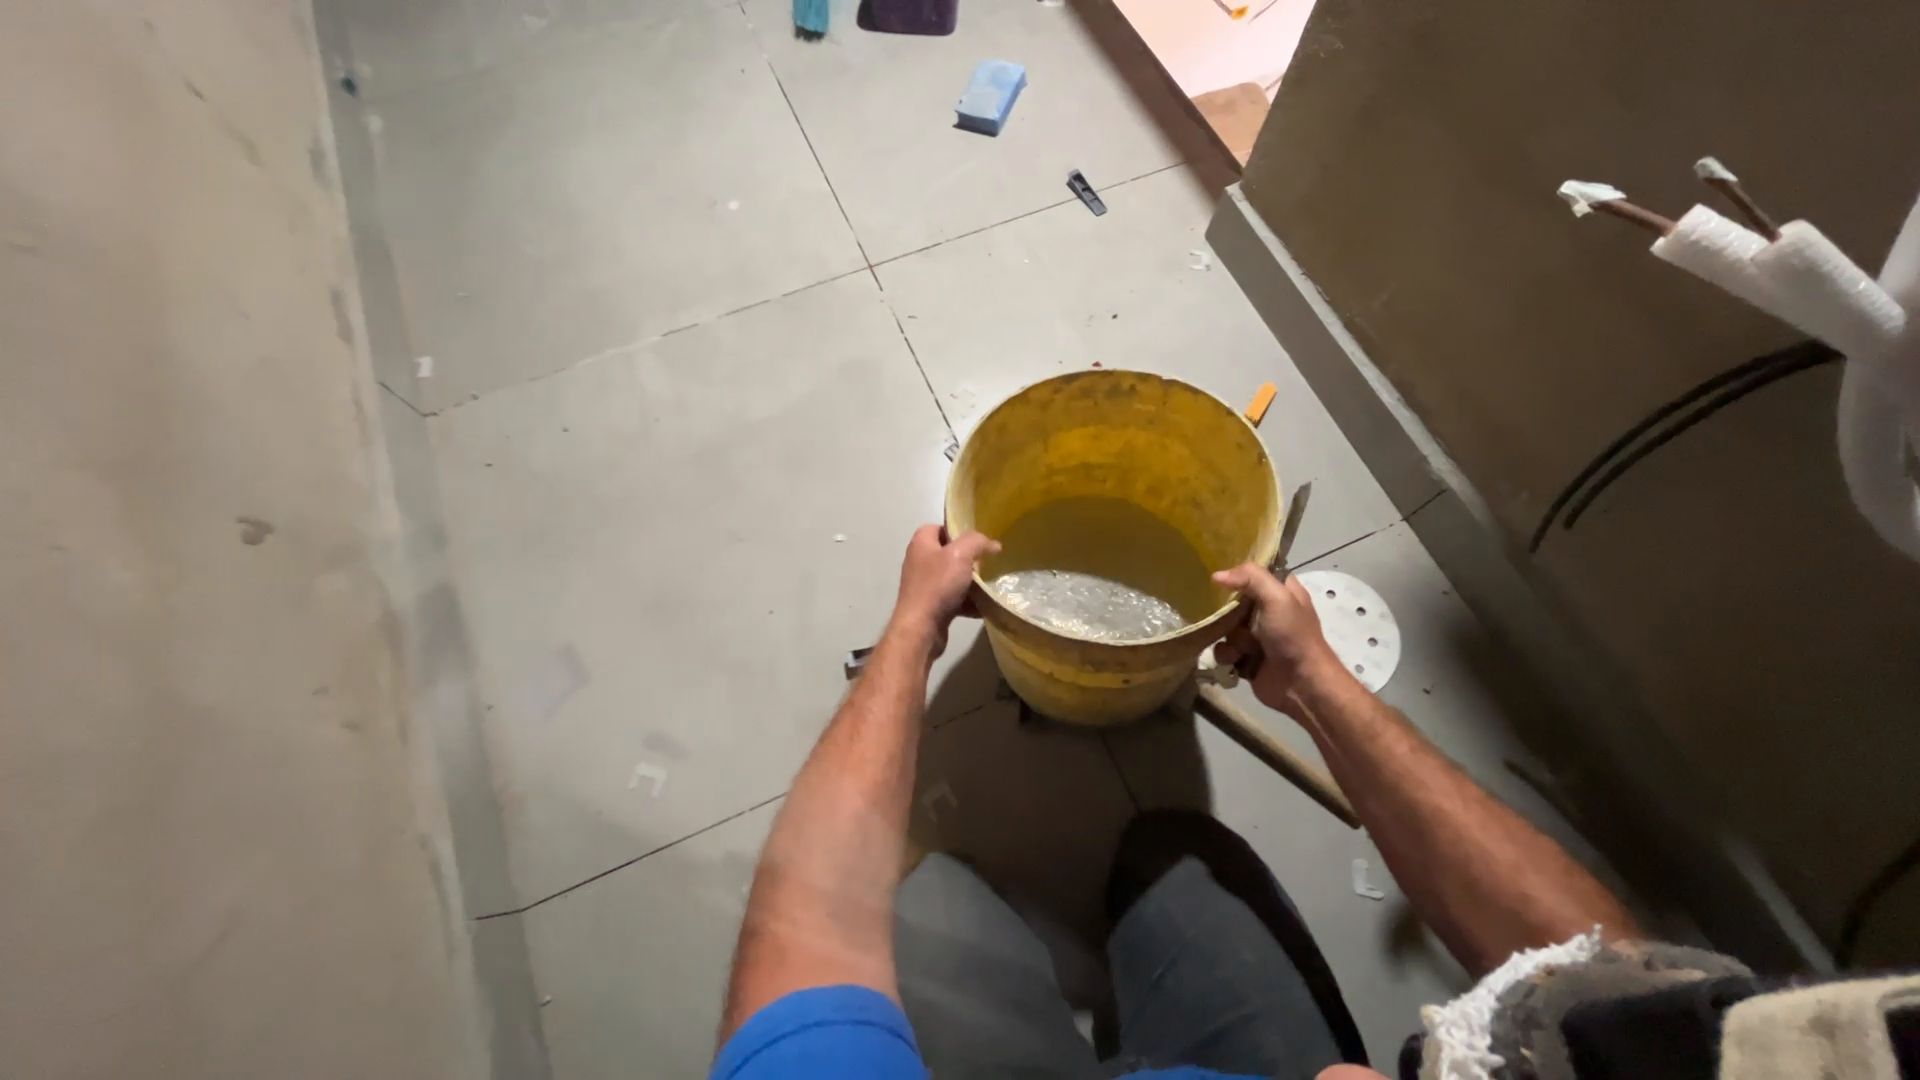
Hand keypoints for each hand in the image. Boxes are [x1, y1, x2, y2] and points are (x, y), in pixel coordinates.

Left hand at [891, 526, 999, 652]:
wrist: (921, 627)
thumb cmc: (937, 585)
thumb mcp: (960, 554)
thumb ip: (977, 541)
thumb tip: (993, 544)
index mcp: (921, 543)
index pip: (940, 527)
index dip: (959, 531)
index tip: (978, 541)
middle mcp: (919, 561)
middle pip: (949, 554)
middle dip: (970, 559)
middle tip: (988, 563)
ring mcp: (924, 584)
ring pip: (953, 577)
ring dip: (972, 582)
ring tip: (990, 584)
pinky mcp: (931, 605)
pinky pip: (954, 598)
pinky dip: (968, 602)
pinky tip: (984, 606)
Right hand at [1212, 563, 1343, 713]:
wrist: (1301, 684)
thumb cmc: (1293, 636)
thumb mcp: (1278, 598)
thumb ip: (1250, 578)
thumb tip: (1216, 575)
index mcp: (1282, 592)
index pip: (1256, 573)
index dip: (1239, 572)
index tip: (1221, 575)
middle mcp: (1269, 612)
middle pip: (1234, 601)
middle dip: (1226, 611)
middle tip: (1227, 615)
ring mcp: (1256, 636)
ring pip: (1225, 627)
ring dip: (1230, 638)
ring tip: (1243, 647)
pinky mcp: (1246, 657)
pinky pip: (1224, 649)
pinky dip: (1227, 655)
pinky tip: (1237, 660)